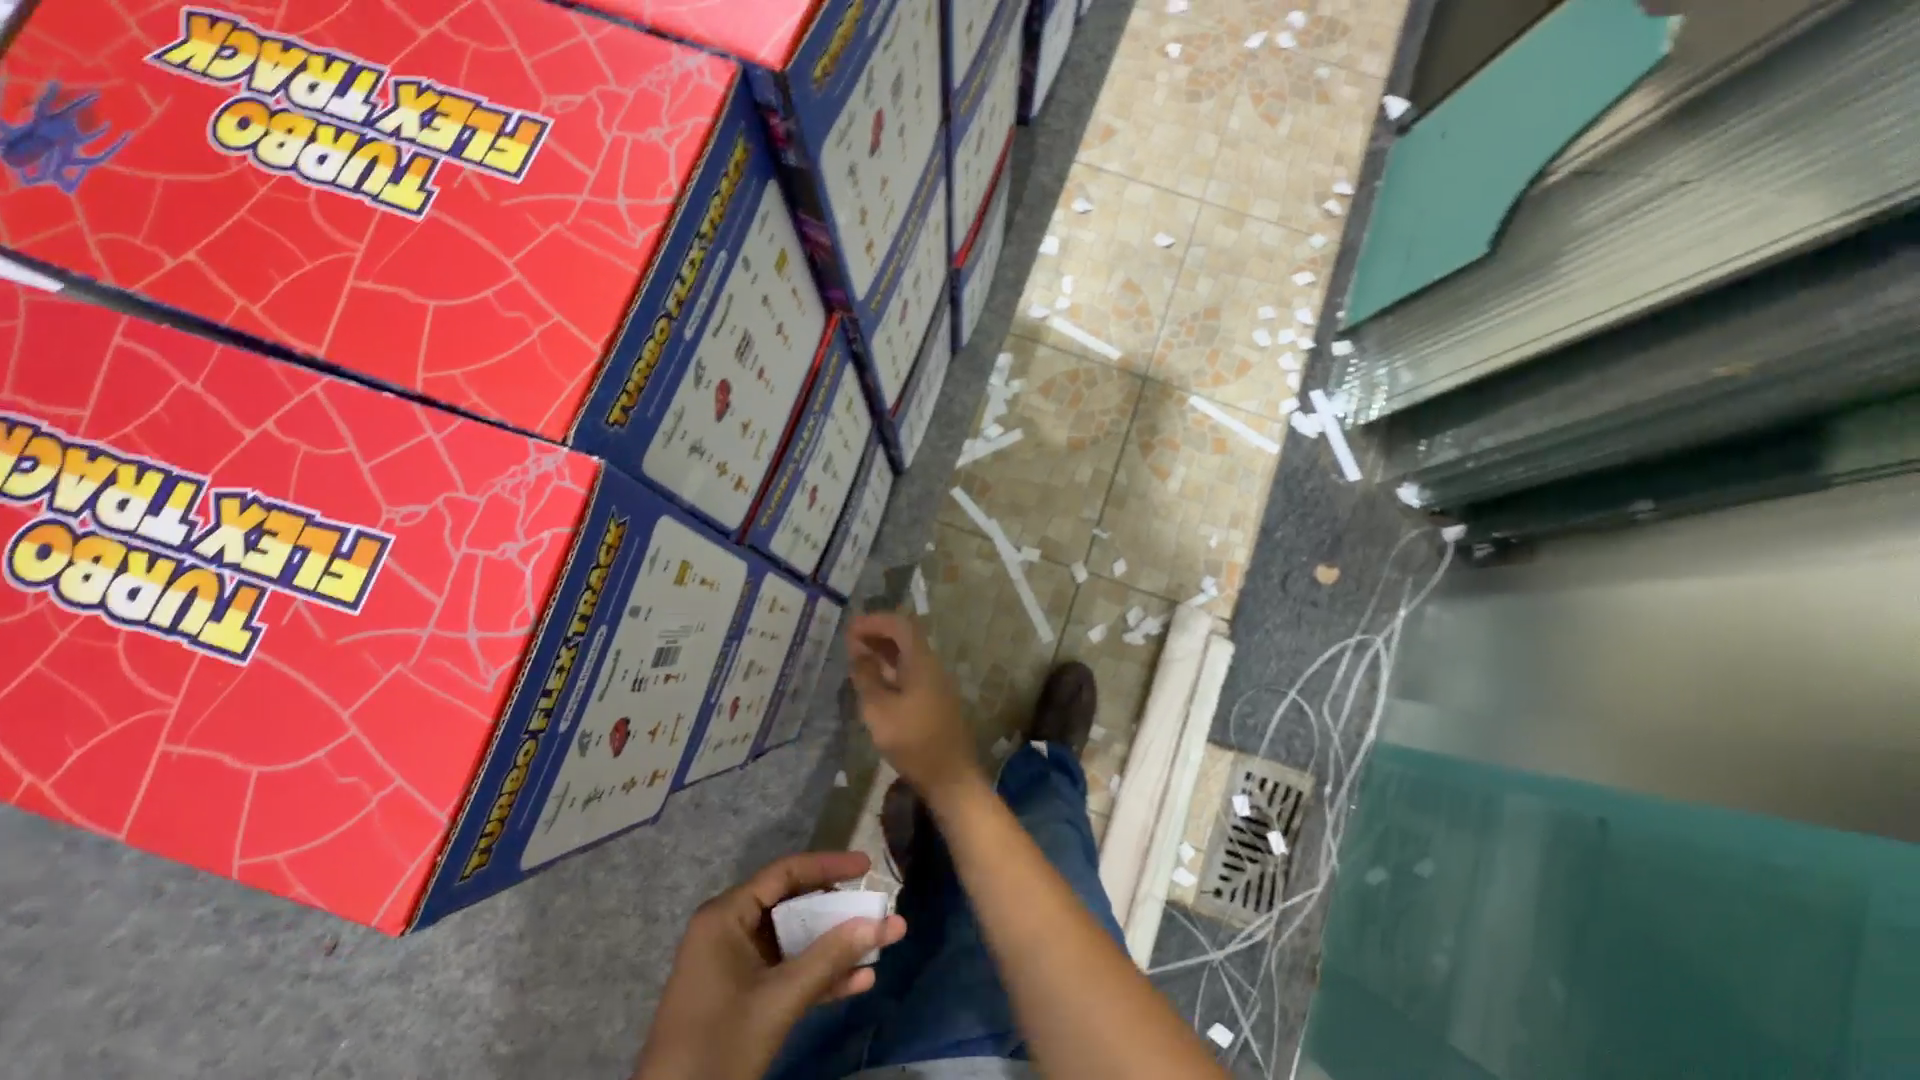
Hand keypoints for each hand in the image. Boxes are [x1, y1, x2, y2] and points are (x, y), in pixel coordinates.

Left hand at [632, 852, 907, 1079]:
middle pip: (792, 905)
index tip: (867, 865)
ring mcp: (734, 963)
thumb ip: (831, 957)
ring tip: (880, 948)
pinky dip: (818, 974)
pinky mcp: (742, 993)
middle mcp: (729, 930)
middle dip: (838, 912)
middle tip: (878, 912)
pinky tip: (859, 983)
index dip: (828, 865)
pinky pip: (786, 970)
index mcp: (726, 916)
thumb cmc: (721, 1040)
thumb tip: (884, 922)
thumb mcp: (780, 998)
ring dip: (834, 946)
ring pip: (793, 940)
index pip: (784, 873)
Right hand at [846, 612, 983, 806]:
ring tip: (857, 660)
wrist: (950, 776)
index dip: (874, 621)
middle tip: (849, 642)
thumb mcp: (879, 709)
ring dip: (883, 654)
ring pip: (908, 658)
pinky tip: (875, 683)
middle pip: (906, 639)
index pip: (900, 625)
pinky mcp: (935, 702)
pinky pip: (911, 674)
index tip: (850, 628)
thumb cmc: (913, 740)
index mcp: (922, 662)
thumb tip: (858, 652)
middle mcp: (933, 667)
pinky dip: (891, 671)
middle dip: (877, 635)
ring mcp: (936, 685)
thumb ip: (866, 677)